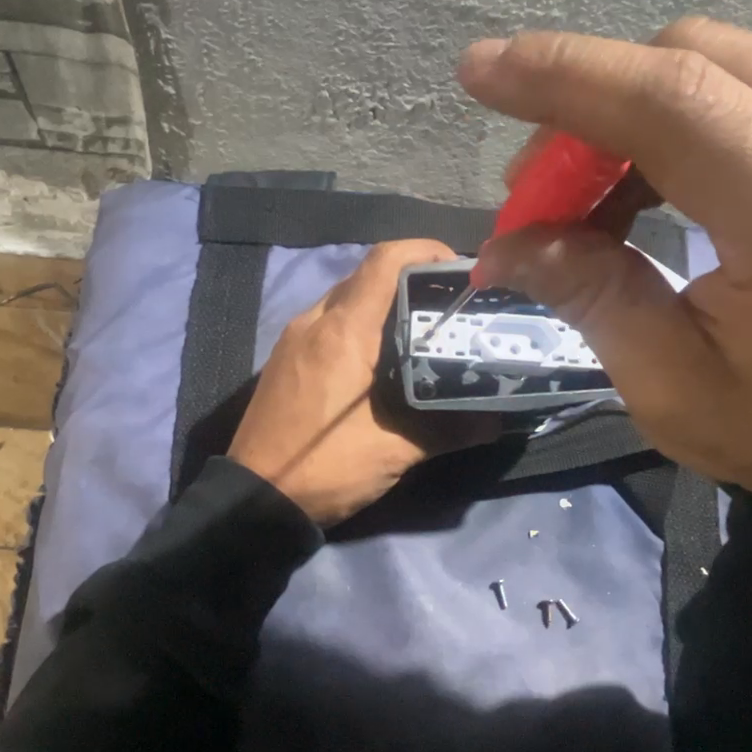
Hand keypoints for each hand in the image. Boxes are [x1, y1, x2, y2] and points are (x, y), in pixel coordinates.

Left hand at [229, 240, 493, 524]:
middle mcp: (314, 322)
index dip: (425, 251)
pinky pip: (326, 326)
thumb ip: (447, 430)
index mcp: (343, 331)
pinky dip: (356, 330)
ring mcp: (292, 340)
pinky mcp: (283, 362)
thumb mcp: (393, 452)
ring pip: (344, 302)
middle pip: (366, 278)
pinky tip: (377, 365)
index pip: (385, 260)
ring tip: (418, 337)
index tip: (459, 272)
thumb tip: (496, 422)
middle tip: (447, 312)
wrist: (255, 500)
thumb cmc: (326, 467)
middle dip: (410, 283)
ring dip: (381, 308)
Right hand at [459, 19, 751, 505]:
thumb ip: (588, 292)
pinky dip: (666, 122)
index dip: (567, 79)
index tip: (481, 73)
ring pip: (715, 61)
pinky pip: (743, 85)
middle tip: (531, 194)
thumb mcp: (660, 383)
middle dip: (586, 109)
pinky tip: (633, 186)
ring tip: (575, 201)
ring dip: (622, 115)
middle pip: (692, 59)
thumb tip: (502, 242)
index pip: (676, 104)